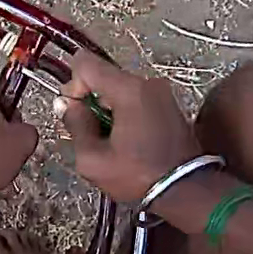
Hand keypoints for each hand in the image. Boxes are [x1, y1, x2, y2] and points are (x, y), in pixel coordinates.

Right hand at [57, 50, 198, 203]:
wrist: (187, 190)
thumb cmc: (138, 175)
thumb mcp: (93, 159)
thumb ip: (75, 125)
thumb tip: (66, 104)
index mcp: (128, 90)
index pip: (85, 63)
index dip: (72, 85)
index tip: (76, 112)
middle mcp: (147, 82)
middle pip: (103, 75)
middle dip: (90, 99)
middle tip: (91, 132)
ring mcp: (161, 91)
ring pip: (119, 87)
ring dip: (107, 108)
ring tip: (110, 140)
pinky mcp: (169, 103)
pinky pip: (136, 97)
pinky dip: (124, 112)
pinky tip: (127, 139)